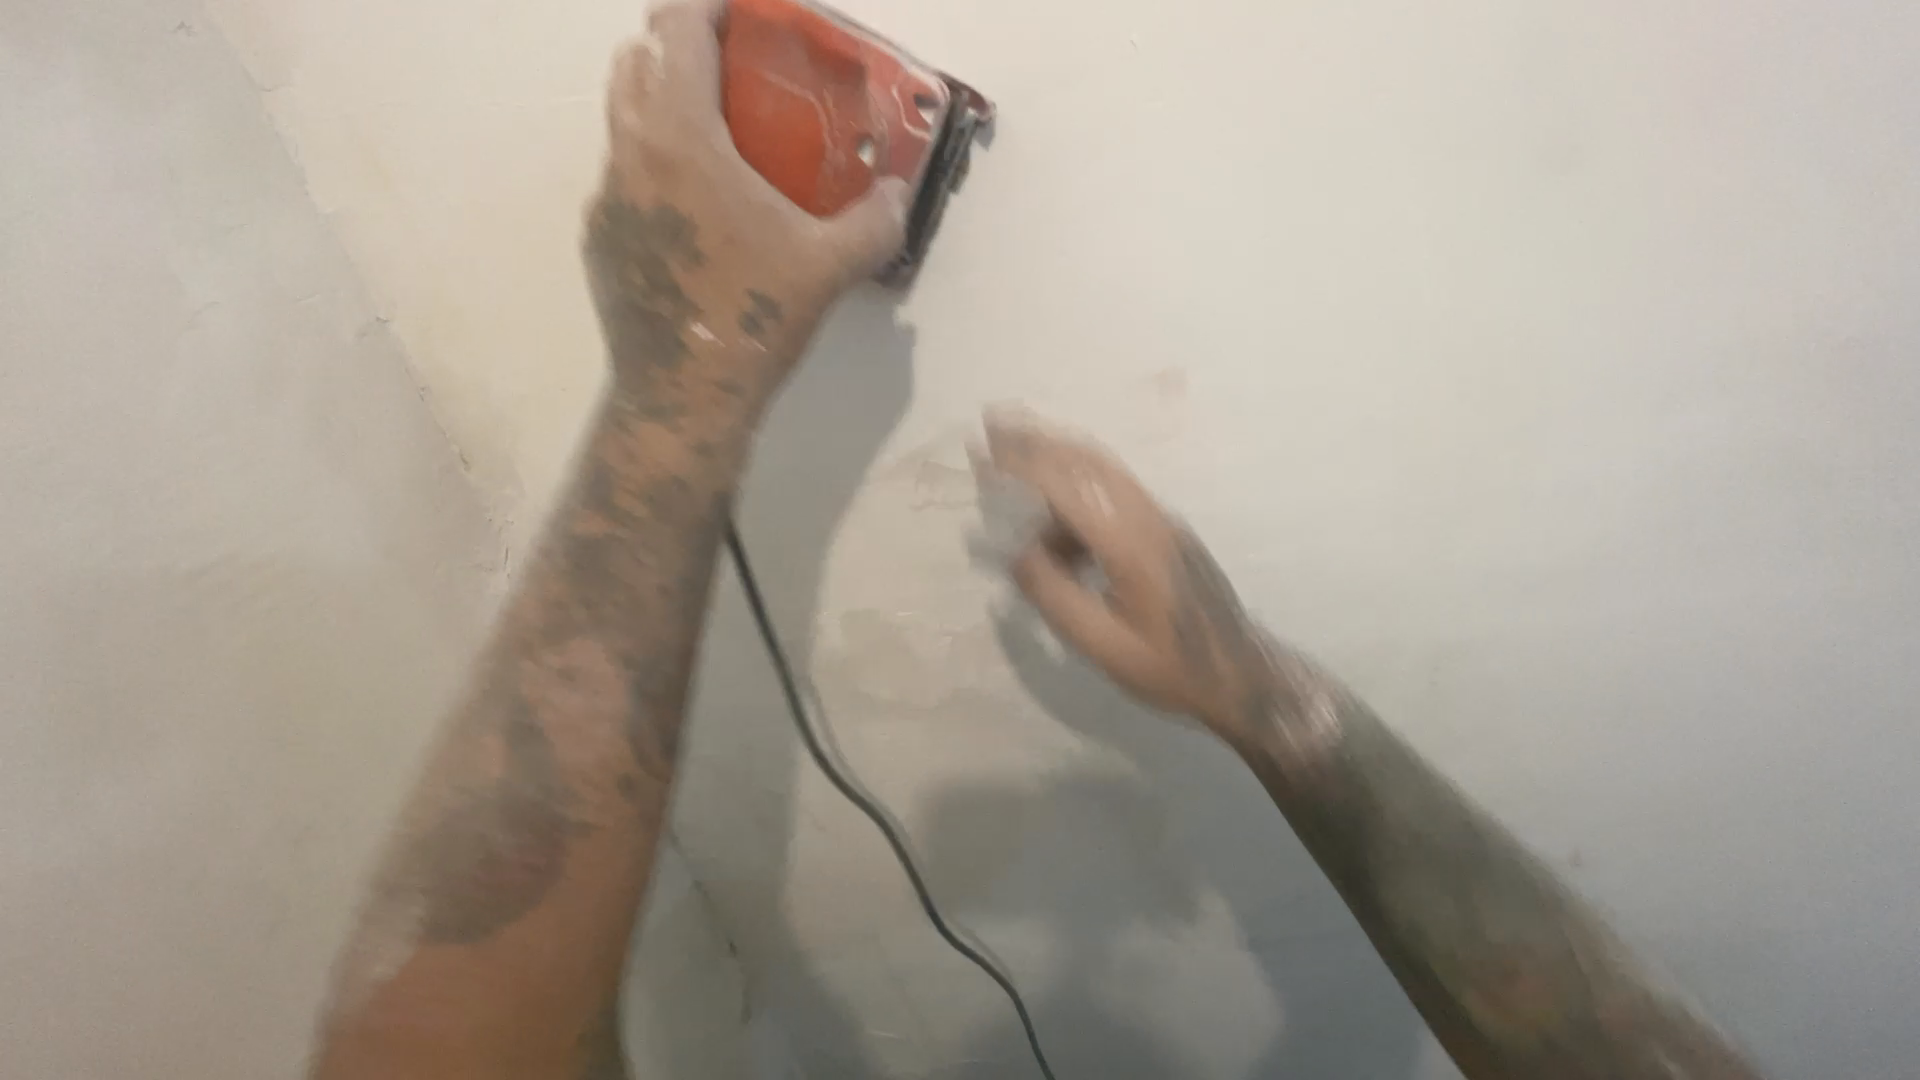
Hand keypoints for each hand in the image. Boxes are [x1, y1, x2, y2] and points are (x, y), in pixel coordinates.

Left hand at [587, 0, 908, 409]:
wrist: (686, 394)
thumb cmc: (754, 319)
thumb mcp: (828, 268)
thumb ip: (872, 223)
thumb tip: (896, 194)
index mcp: (681, 139)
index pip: (676, 28)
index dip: (707, 4)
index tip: (738, 11)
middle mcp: (628, 153)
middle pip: (636, 60)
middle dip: (679, 49)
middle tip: (731, 76)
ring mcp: (605, 199)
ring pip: (622, 120)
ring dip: (662, 107)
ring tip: (716, 144)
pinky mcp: (600, 241)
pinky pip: (624, 179)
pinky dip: (654, 171)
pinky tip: (696, 219)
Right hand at [980, 409, 1281, 749]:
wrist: (1240, 674)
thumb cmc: (1169, 667)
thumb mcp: (1103, 645)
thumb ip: (1055, 597)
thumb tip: (1018, 554)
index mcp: (1128, 543)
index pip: (1066, 484)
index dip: (1020, 462)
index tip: (982, 448)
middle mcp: (1147, 517)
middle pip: (1087, 459)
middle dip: (1037, 437)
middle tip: (992, 422)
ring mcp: (1160, 519)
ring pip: (1102, 470)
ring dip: (1056, 457)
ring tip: (1012, 464)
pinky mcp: (1165, 529)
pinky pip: (1113, 491)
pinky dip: (1075, 489)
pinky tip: (1056, 529)